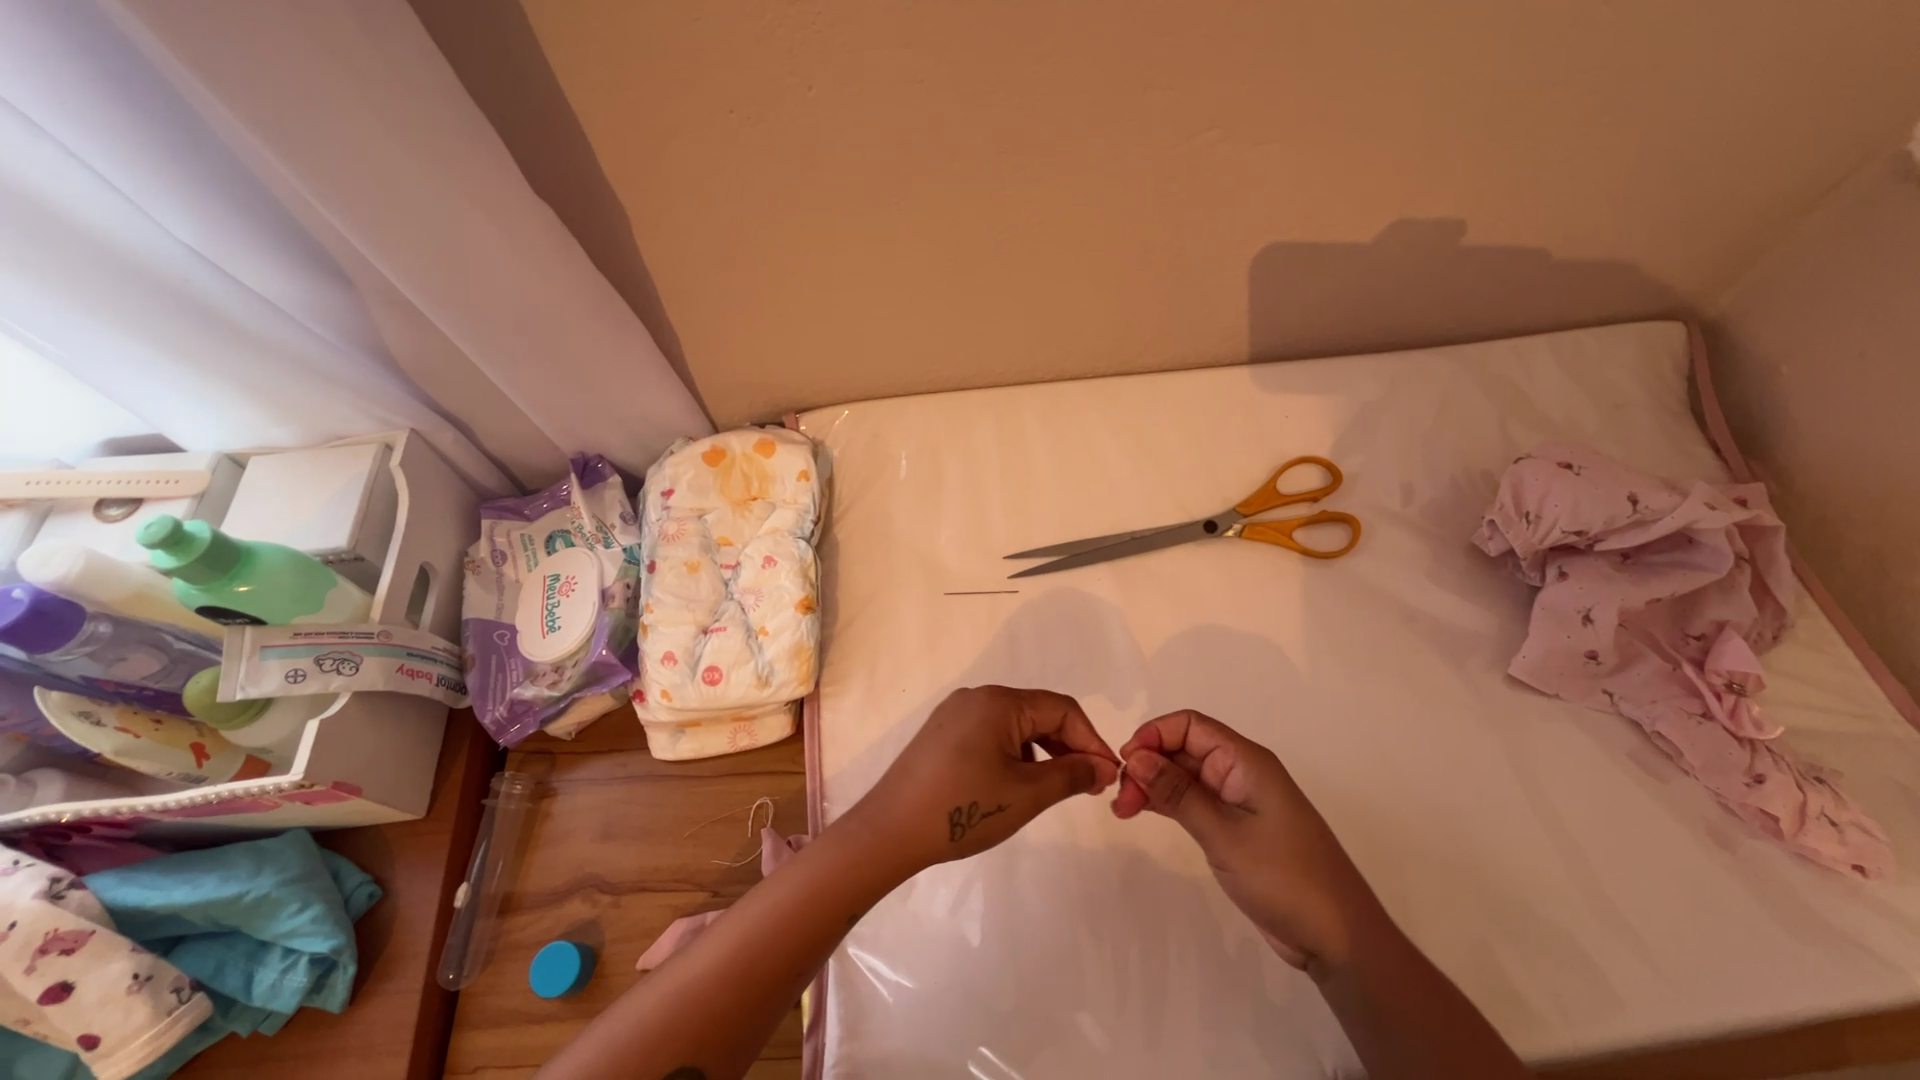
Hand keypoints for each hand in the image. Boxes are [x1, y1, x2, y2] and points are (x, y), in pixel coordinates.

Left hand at [849, 686, 1120, 874]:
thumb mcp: (1026, 794)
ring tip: (1054, 790)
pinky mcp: (941, 735)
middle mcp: (976, 698)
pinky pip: (990, 735)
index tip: (1108, 776)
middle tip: (1088, 786)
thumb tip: (1102, 766)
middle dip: (1068, 747)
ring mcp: (954, 715)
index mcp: (998, 702)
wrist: (889, 832)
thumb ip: (1071, 774)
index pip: (1062, 709)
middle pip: (1038, 713)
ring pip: (1014, 726)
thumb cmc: (963, 809)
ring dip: (1042, 753)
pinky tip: (1014, 786)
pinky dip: (1013, 756)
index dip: (1091, 741)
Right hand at [1111, 710, 1388, 977]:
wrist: (1336, 936)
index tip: (1125, 763)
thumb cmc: (1284, 878)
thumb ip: (1177, 793)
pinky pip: (1192, 802)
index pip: (1191, 725)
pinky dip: (1167, 804)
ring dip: (1153, 786)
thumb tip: (1135, 756)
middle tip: (1121, 800)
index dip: (1153, 735)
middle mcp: (1240, 773)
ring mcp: (1238, 801)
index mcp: (1246, 761)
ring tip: (1123, 810)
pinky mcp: (1234, 828)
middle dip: (1148, 764)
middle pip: (1184, 749)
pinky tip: (1143, 814)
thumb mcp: (1224, 834)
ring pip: (1184, 776)